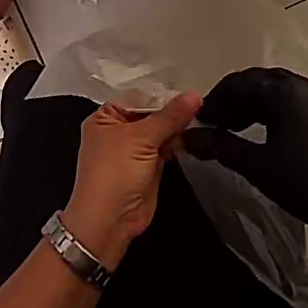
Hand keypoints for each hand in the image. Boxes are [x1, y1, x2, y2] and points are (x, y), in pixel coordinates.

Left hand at [62, 93, 201, 266]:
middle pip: (151, 112)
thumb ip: (170, 116)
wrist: (110, 220)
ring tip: (202, 114)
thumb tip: (195, 94)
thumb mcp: (140, 138)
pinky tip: (194, 134)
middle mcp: (119, 129)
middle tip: (201, 100)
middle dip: (172, 109)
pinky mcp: (149, 164)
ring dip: (178, 125)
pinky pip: (166, 145)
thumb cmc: (116, 172)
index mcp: (106, 117)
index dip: (161, 92)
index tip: (189, 86)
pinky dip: (177, 141)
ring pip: (160, 129)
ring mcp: (134, 148)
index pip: (137, 96)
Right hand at [184, 68, 307, 307]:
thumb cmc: (302, 183)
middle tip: (219, 124)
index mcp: (285, 91)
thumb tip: (187, 138)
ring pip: (284, 92)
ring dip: (259, 106)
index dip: (216, 99)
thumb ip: (219, 146)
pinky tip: (275, 138)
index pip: (240, 82)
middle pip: (263, 82)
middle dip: (237, 100)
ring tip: (242, 130)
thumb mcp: (255, 165)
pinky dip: (282, 113)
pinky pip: (303, 104)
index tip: (202, 120)